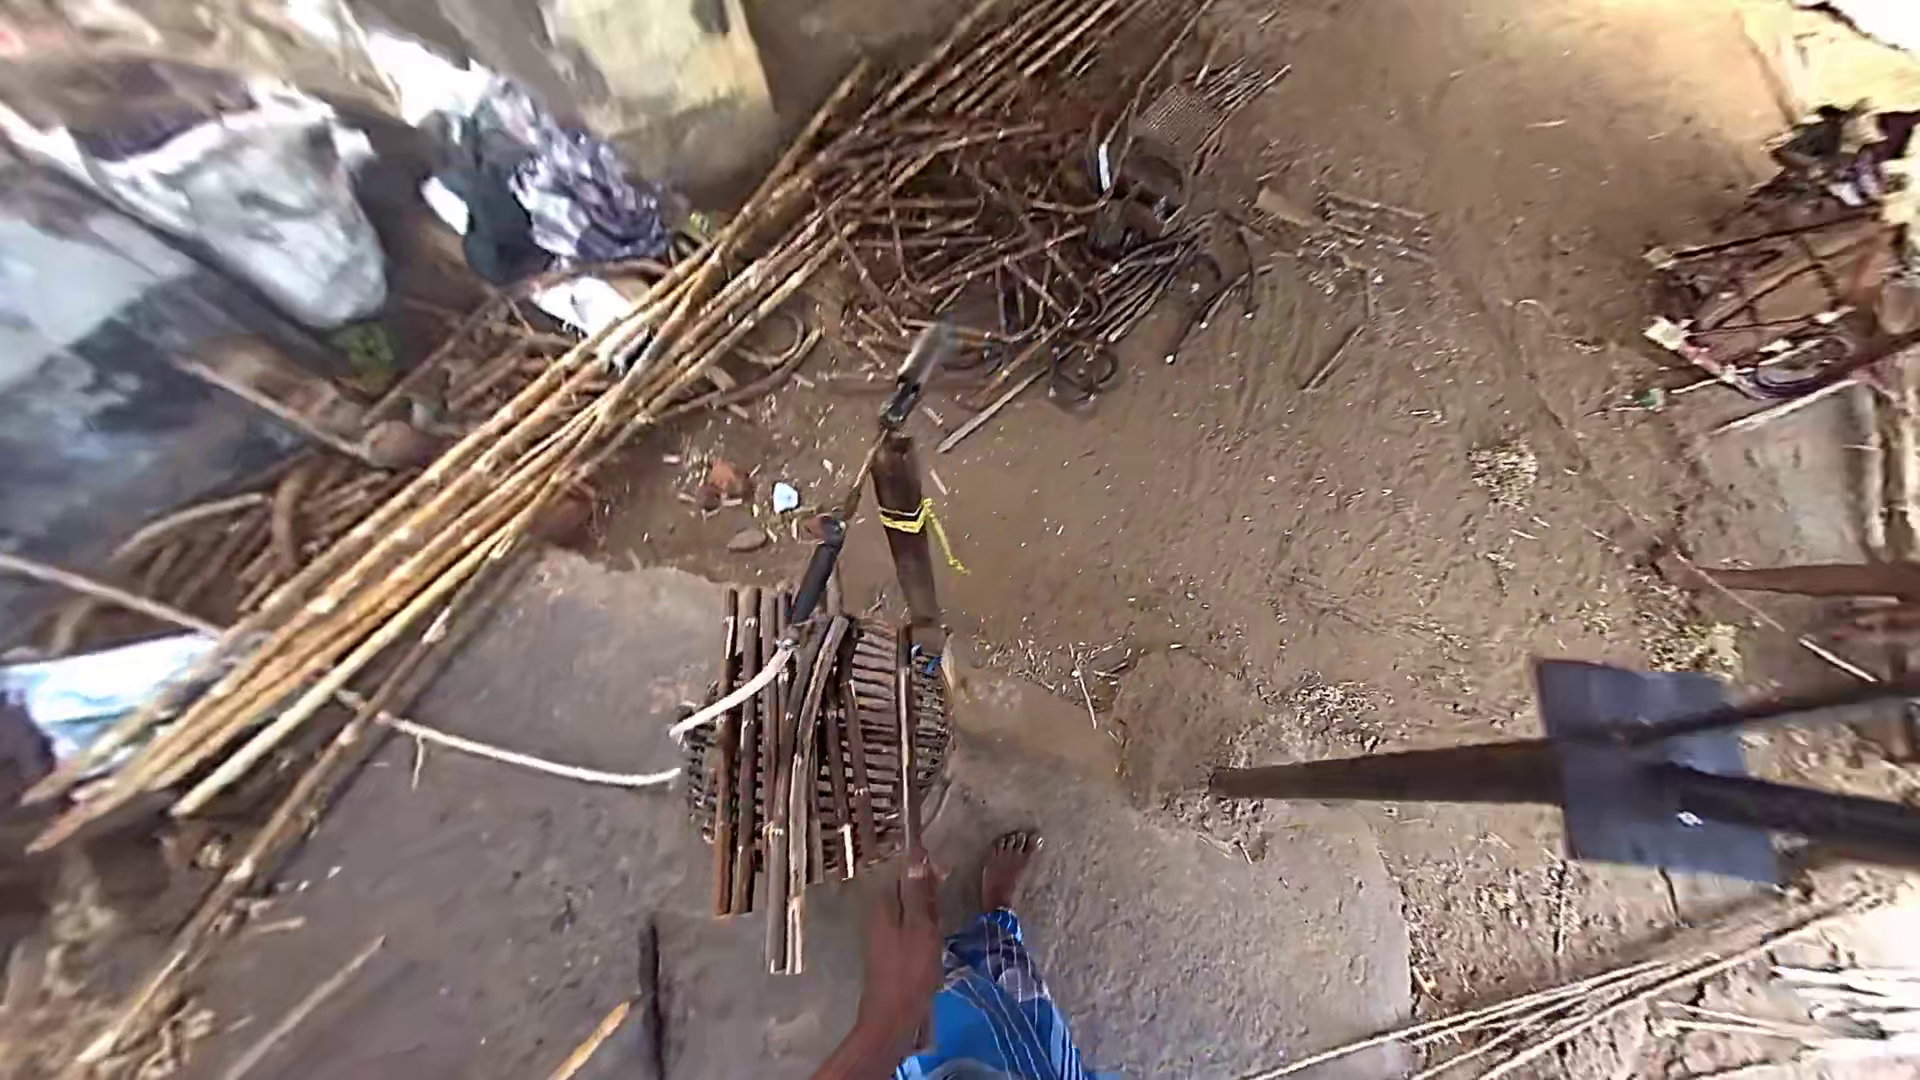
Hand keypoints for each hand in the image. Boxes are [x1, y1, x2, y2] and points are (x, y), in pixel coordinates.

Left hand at [855, 852, 944, 1042]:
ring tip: (938, 936)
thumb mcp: (921, 925)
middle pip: (907, 894)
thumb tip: (918, 855)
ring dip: (927, 921)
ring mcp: (881, 938)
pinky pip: (909, 936)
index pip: (904, 872)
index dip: (925, 871)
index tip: (944, 875)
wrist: (892, 1022)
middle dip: (927, 899)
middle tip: (941, 914)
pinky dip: (922, 939)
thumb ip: (920, 890)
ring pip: (910, 916)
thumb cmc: (909, 970)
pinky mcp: (888, 957)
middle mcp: (878, 916)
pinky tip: (932, 954)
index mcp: (884, 904)